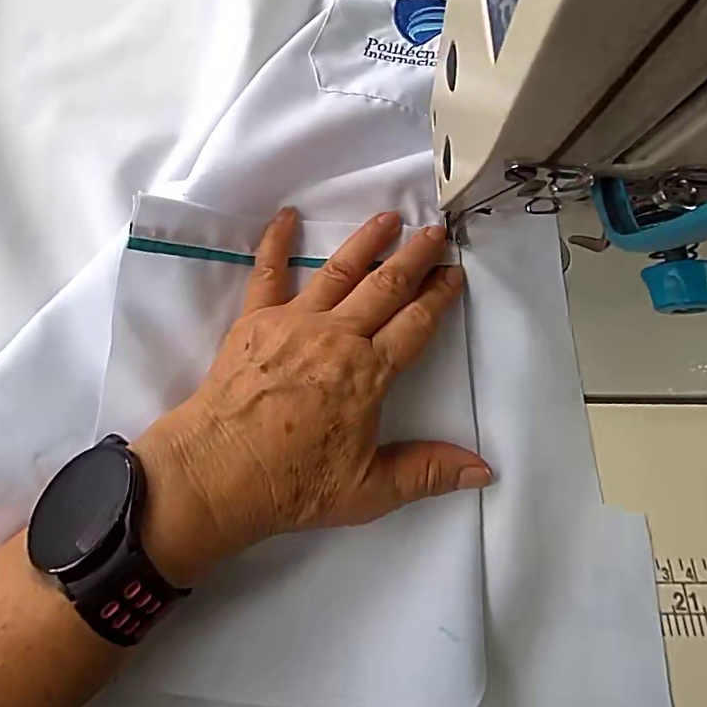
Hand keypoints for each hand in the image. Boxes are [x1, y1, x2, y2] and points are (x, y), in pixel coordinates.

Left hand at [132, 208, 492, 586]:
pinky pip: (268, 271)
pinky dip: (277, 240)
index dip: (439, 296)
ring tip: (388, 217)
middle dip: (414, 257)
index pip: (415, 324)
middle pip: (385, 287)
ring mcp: (293, 322)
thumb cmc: (293, 483)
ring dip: (366, 241)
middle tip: (434, 232)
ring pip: (339, 271)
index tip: (453, 273)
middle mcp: (336, 337)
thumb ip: (427, 472)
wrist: (221, 469)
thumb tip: (485, 469)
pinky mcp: (255, 318)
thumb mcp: (369, 490)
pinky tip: (286, 215)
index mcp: (368, 374)